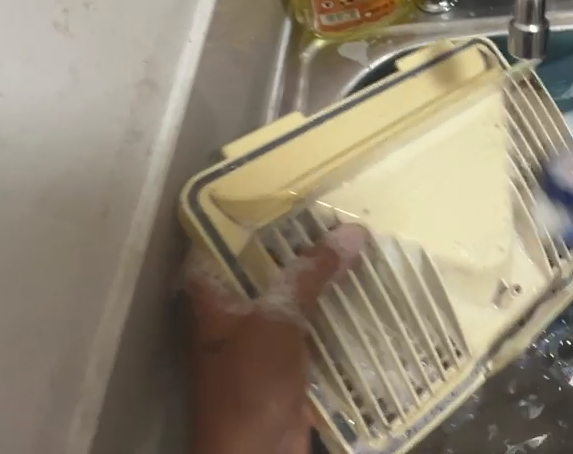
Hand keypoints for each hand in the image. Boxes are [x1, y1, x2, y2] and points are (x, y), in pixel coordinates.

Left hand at [186, 225, 368, 453]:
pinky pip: (310, 317)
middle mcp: (231, 310)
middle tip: (334, 203)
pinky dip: (332, 300)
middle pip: (261, 261)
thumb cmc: (248, 387)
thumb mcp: (277, 320)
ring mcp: (258, 336)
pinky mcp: (285, 359)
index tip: (280, 184)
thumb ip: (311, 273)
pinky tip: (361, 282)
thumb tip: (353, 231)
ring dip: (320, 268)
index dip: (243, 210)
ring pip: (290, 288)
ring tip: (356, 235)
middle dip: (297, 237)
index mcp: (212, 297)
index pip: (218, 239)